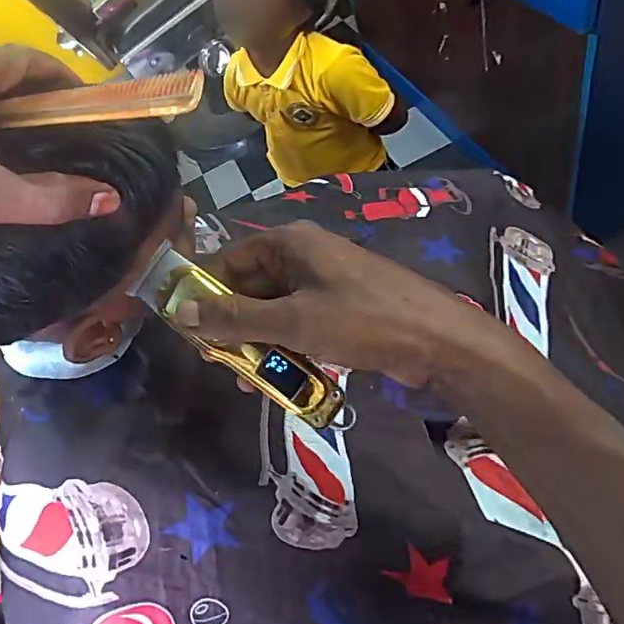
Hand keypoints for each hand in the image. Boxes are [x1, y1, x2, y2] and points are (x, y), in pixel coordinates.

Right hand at [178, 221, 536, 389]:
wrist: (443, 341)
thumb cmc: (363, 320)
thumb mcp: (292, 322)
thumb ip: (234, 318)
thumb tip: (180, 312)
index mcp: (288, 243)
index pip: (227, 261)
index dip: (205, 293)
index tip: (190, 329)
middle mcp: (302, 256)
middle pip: (248, 287)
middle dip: (231, 326)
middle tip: (218, 362)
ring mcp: (323, 281)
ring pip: (271, 309)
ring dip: (255, 342)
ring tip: (247, 380)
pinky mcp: (339, 307)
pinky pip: (296, 322)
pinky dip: (283, 346)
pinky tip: (277, 378)